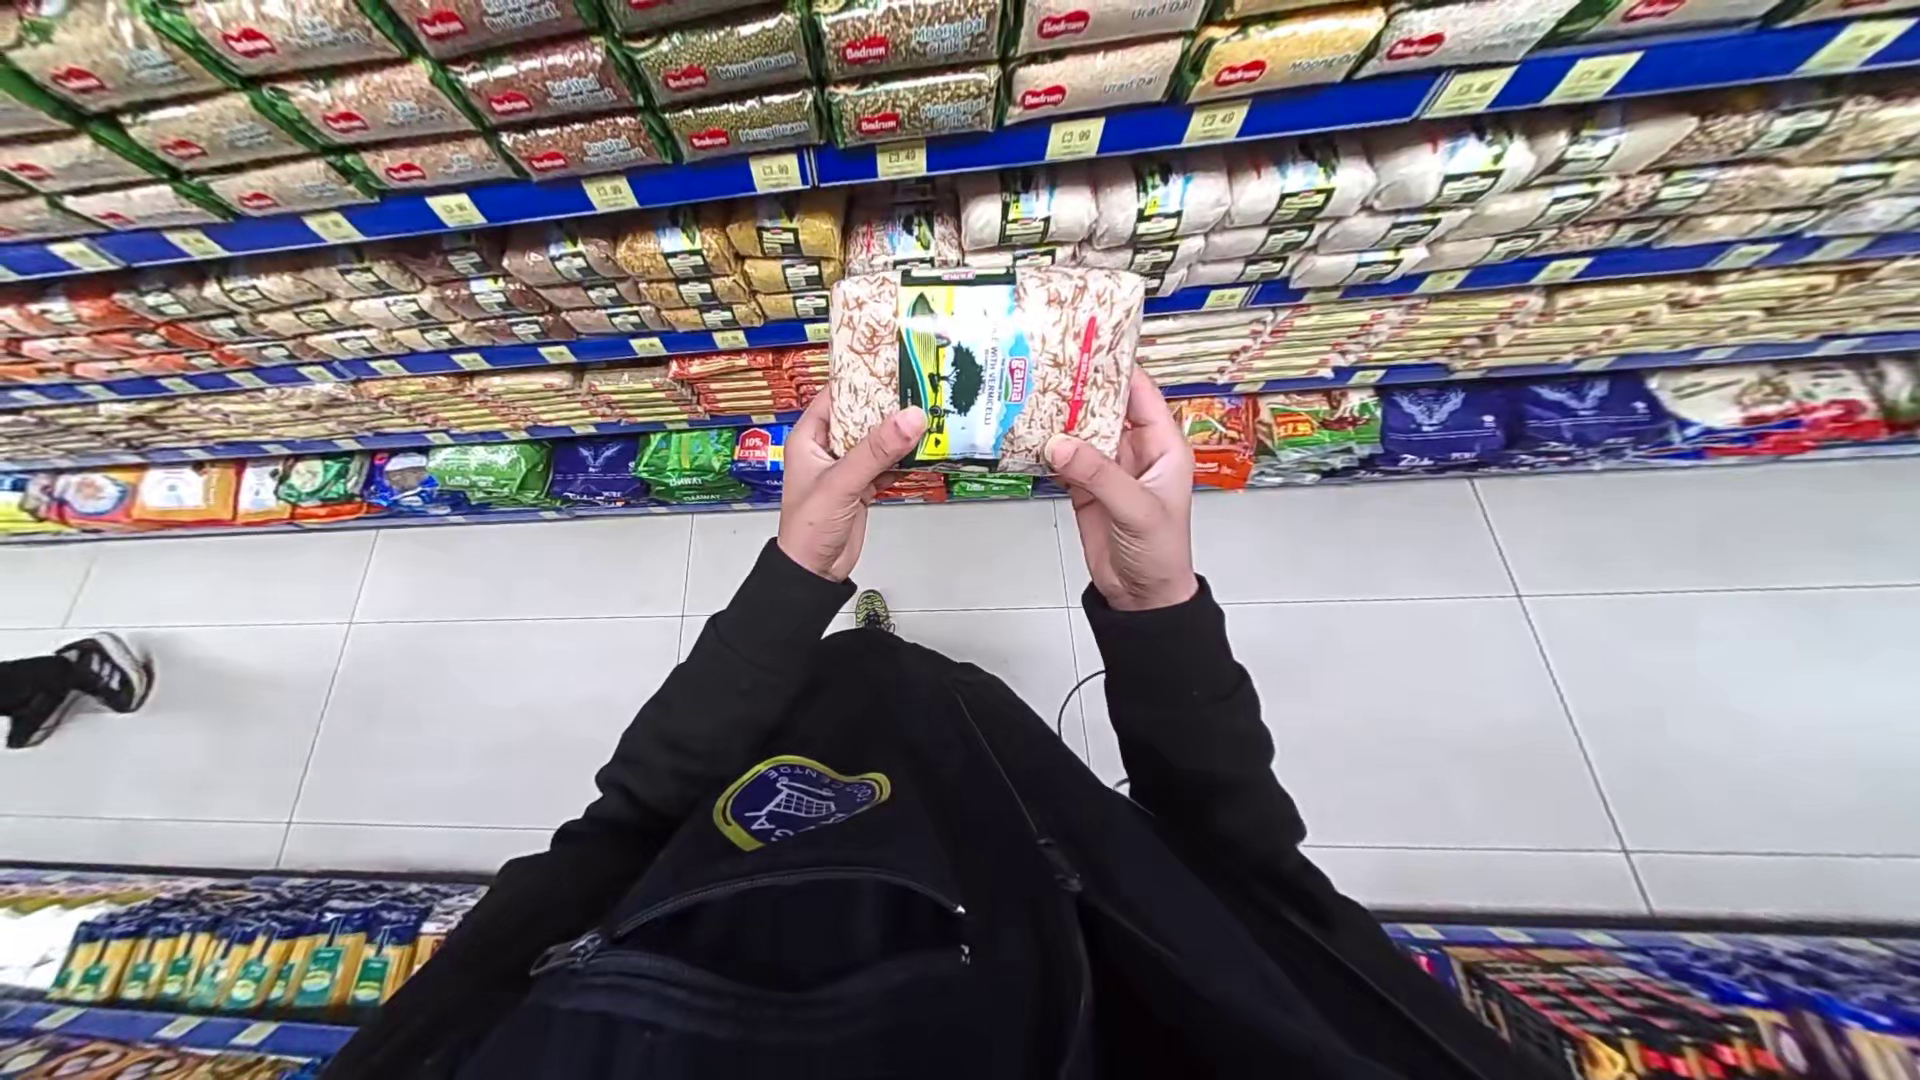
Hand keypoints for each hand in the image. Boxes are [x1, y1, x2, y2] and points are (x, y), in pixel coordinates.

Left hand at [780, 389, 927, 581]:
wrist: (815, 571)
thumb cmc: (809, 527)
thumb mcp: (841, 483)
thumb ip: (875, 451)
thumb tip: (910, 418)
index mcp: (810, 437)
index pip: (837, 395)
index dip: (862, 378)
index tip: (893, 364)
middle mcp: (829, 447)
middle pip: (863, 415)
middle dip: (890, 405)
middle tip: (921, 387)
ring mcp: (848, 466)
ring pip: (878, 439)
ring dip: (900, 432)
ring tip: (930, 413)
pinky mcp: (864, 484)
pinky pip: (887, 463)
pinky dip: (904, 458)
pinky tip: (924, 449)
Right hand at [1046, 368, 1197, 611]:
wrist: (1141, 595)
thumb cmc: (1161, 553)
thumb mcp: (1137, 509)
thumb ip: (1100, 474)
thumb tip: (1060, 444)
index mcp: (1162, 446)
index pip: (1141, 395)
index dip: (1118, 368)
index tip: (1090, 346)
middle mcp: (1134, 451)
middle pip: (1104, 408)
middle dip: (1079, 389)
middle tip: (1049, 366)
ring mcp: (1107, 468)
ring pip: (1080, 432)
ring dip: (1059, 419)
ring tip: (1031, 395)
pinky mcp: (1085, 487)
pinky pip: (1064, 460)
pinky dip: (1047, 450)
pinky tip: (1029, 436)